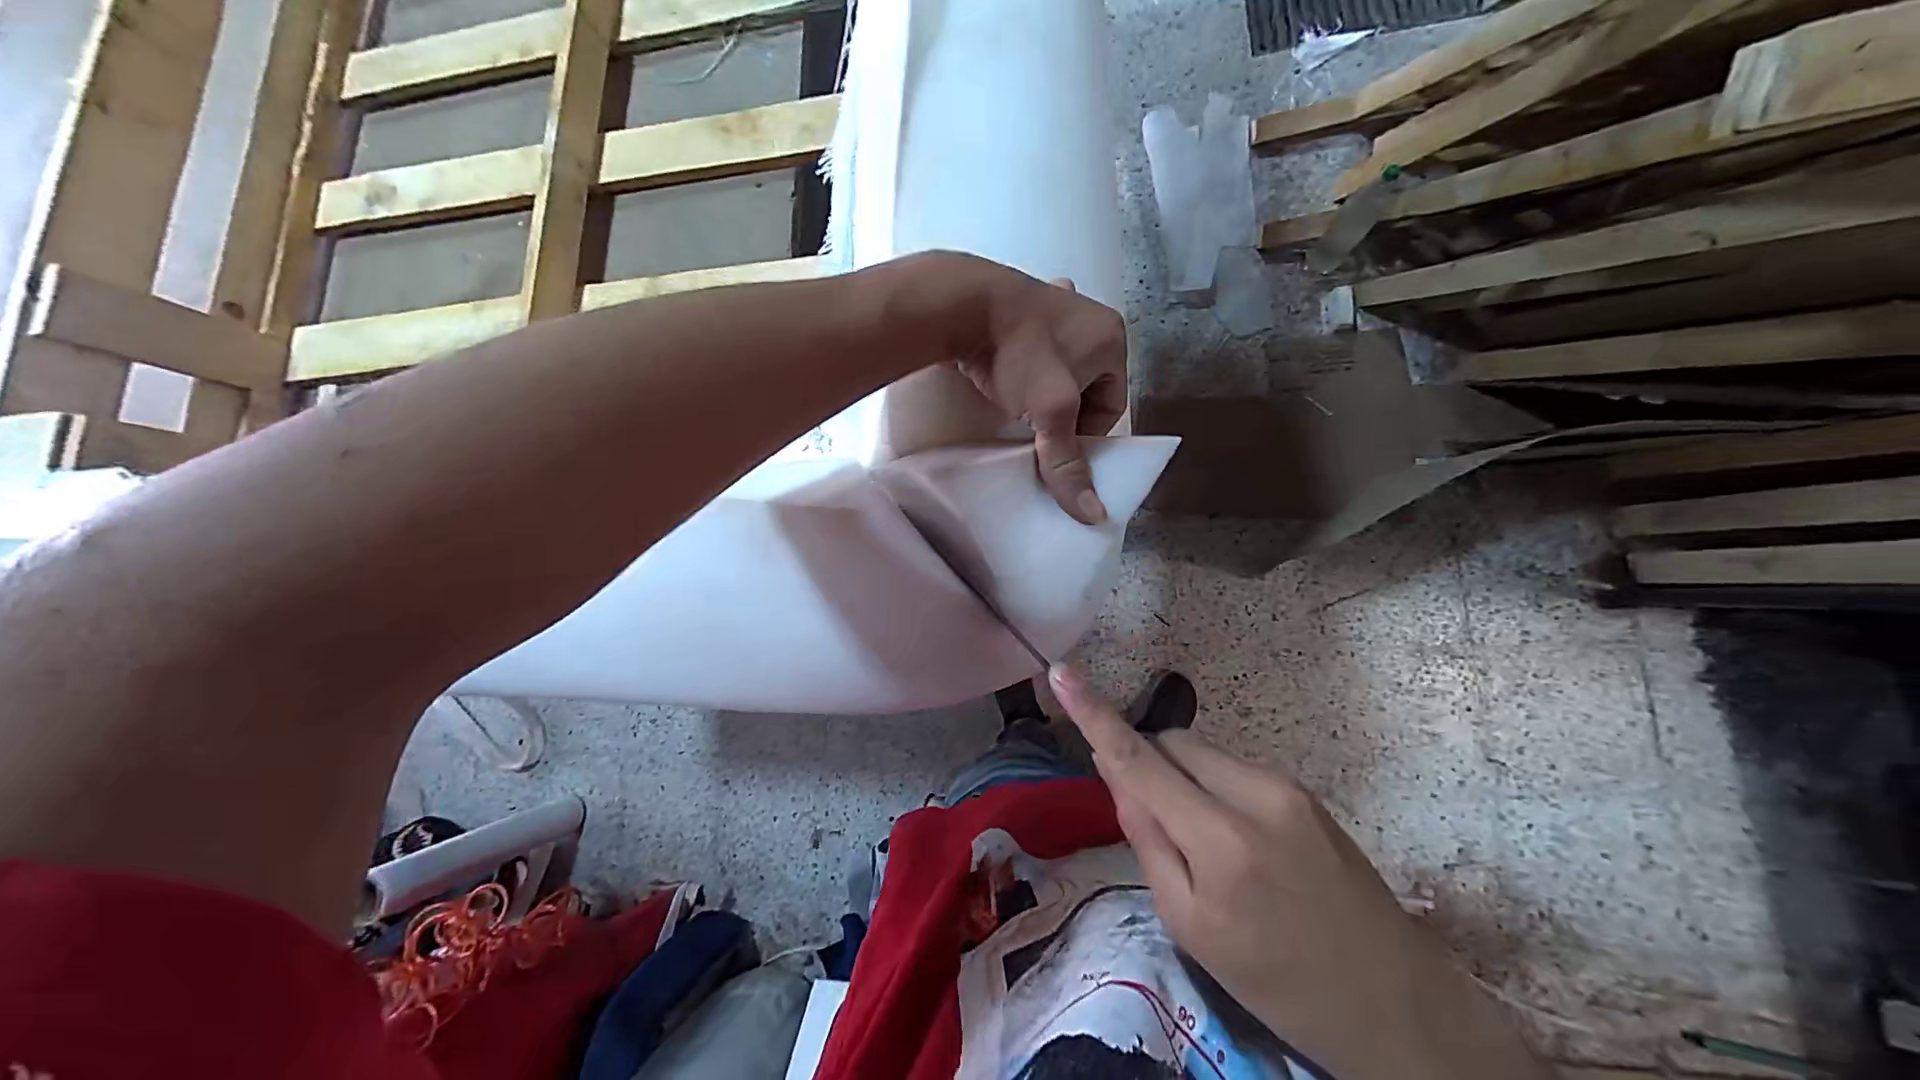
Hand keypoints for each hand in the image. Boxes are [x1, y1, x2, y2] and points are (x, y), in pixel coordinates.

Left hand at [870, 252, 1127, 523]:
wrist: (962, 304)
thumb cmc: (1021, 355)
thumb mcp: (1051, 411)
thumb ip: (1067, 462)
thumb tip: (1094, 515)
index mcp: (1112, 338)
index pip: (1112, 405)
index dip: (1087, 435)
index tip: (1057, 449)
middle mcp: (1089, 319)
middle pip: (1086, 389)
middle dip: (1064, 413)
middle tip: (1037, 431)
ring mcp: (1054, 308)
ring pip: (1057, 371)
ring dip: (1042, 392)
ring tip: (1019, 408)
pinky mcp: (1020, 308)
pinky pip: (1031, 352)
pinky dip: (1022, 367)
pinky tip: (1005, 373)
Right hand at [1049, 665, 1551, 1079]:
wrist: (1398, 1006)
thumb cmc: (1278, 983)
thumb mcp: (1191, 926)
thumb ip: (1147, 841)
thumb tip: (1116, 773)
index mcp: (1220, 841)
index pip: (1138, 760)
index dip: (1093, 714)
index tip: (1061, 672)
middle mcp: (1255, 794)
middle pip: (1170, 745)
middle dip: (1148, 766)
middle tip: (1155, 827)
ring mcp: (1287, 787)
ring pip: (1202, 754)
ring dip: (1183, 780)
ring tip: (1206, 848)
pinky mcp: (1306, 791)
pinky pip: (1234, 769)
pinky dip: (1214, 789)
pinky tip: (1239, 845)